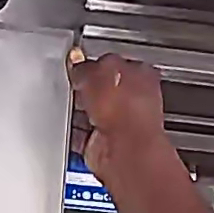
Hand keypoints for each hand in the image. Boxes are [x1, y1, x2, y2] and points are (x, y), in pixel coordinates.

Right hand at [67, 52, 167, 179]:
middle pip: (103, 90)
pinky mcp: (105, 144)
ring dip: (78, 112)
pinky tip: (71, 128)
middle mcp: (134, 101)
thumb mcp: (96, 75)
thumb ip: (84, 68)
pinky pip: (83, 135)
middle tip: (75, 87)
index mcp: (141, 75)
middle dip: (85, 90)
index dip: (94, 65)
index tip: (78, 65)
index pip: (114, 64)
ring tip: (73, 108)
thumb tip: (77, 64)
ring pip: (91, 113)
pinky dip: (74, 132)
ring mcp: (119, 125)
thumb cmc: (125, 110)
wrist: (125, 148)